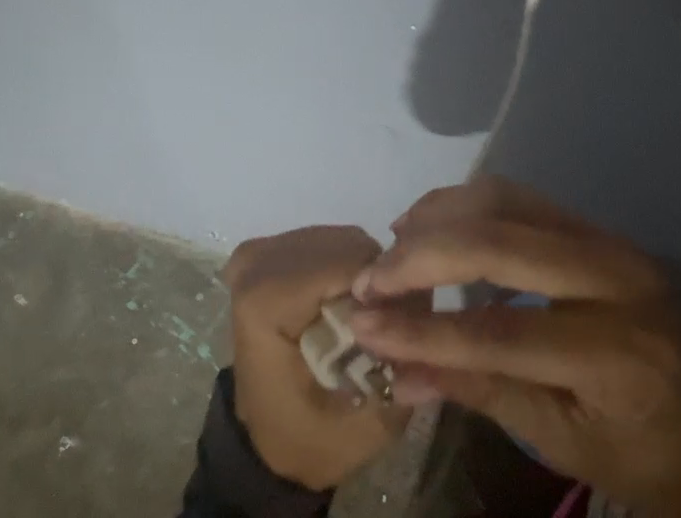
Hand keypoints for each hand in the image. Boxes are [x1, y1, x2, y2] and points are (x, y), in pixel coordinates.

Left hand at [222, 226, 408, 490]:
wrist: (267, 440)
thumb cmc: (312, 438)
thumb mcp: (367, 423)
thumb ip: (398, 365)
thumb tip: (424, 308)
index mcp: (265, 302)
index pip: (347, 264)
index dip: (387, 291)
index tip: (406, 328)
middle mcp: (255, 266)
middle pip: (346, 246)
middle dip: (379, 283)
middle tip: (394, 327)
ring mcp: (258, 255)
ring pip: (341, 240)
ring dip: (367, 276)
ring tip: (374, 321)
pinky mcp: (266, 254)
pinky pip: (326, 243)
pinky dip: (348, 270)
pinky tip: (351, 305)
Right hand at [349, 179, 680, 517]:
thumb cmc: (636, 450)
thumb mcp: (556, 438)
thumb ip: (474, 390)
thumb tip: (389, 369)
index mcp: (622, 356)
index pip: (501, 333)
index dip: (423, 330)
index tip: (360, 324)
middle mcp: (621, 281)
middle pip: (499, 243)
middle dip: (420, 257)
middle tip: (368, 282)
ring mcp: (610, 242)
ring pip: (503, 202)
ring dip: (436, 219)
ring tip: (391, 250)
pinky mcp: (595, 228)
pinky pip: (515, 198)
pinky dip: (461, 207)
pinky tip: (427, 229)